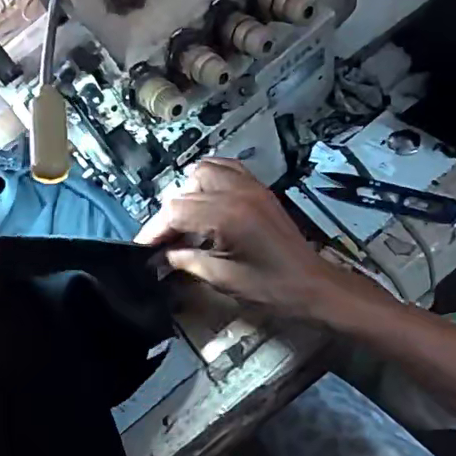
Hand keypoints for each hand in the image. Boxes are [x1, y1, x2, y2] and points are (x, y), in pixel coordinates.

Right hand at [135, 158, 342, 318]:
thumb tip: (161, 255)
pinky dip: (209, 179)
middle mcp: (236, 192)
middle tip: (164, 242)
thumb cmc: (271, 287)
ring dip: (188, 193)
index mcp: (227, 216)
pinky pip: (225, 168)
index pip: (175, 212)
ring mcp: (249, 186)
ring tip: (186, 220)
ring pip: (202, 172)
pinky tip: (206, 201)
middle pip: (184, 191)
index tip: (142, 248)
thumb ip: (186, 260)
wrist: (313, 284)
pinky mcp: (258, 188)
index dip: (154, 230)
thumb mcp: (222, 278)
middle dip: (168, 216)